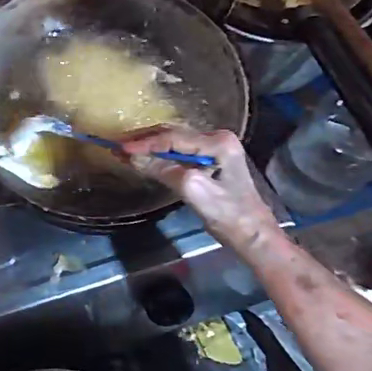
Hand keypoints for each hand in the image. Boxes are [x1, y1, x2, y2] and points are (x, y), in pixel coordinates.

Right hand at [120, 127, 278, 250]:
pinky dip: (163, 155)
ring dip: (151, 147)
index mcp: (218, 142)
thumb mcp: (194, 192)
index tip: (119, 148)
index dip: (144, 143)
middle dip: (145, 141)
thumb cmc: (229, 215)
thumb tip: (134, 158)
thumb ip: (165, 170)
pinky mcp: (214, 159)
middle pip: (174, 135)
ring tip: (126, 152)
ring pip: (176, 142)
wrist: (254, 235)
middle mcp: (218, 138)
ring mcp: (217, 148)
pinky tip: (147, 159)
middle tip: (117, 147)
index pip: (173, 138)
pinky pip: (182, 151)